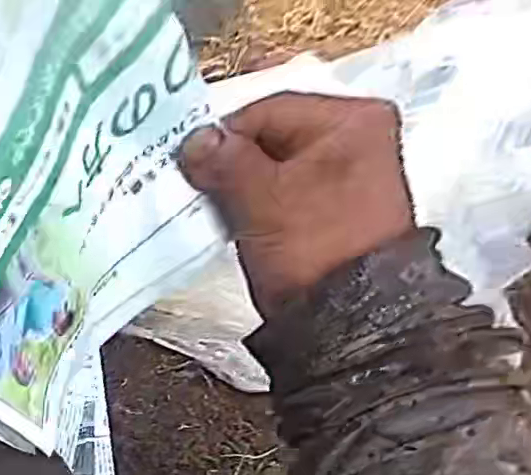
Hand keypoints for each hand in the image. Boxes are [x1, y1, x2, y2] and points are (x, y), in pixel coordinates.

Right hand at [177, 93, 414, 314]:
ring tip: (193, 203)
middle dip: (220, 160)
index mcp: (349, 122)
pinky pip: (262, 193)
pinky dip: (234, 202)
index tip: (181, 161)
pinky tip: (212, 218)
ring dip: (223, 184)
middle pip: (263, 137)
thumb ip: (229, 164)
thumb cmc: (314, 245)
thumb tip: (193, 140)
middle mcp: (343, 141)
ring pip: (259, 167)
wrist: (339, 308)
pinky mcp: (306, 210)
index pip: (268, 110)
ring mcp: (325, 177)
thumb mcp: (266, 199)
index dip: (221, 133)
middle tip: (181, 182)